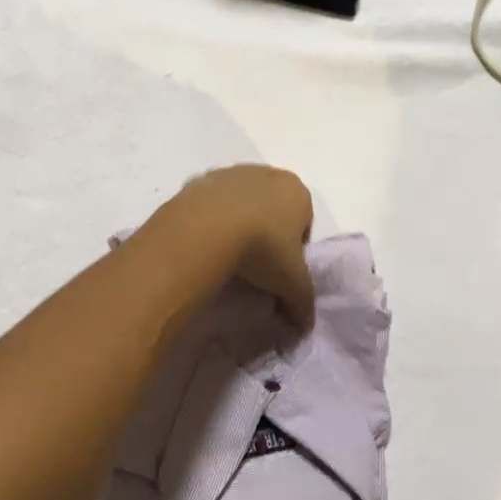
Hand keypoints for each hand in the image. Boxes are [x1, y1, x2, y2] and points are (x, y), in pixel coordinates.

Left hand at [139, 165, 315, 328]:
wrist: (204, 229)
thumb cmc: (262, 249)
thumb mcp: (293, 284)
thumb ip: (303, 304)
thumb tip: (303, 326)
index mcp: (296, 190)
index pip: (303, 223)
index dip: (294, 251)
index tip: (279, 272)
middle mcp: (264, 173)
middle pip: (270, 209)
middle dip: (265, 234)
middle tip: (254, 266)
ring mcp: (228, 173)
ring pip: (239, 204)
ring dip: (236, 226)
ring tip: (226, 257)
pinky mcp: (197, 181)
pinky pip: (209, 206)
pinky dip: (209, 222)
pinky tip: (204, 245)